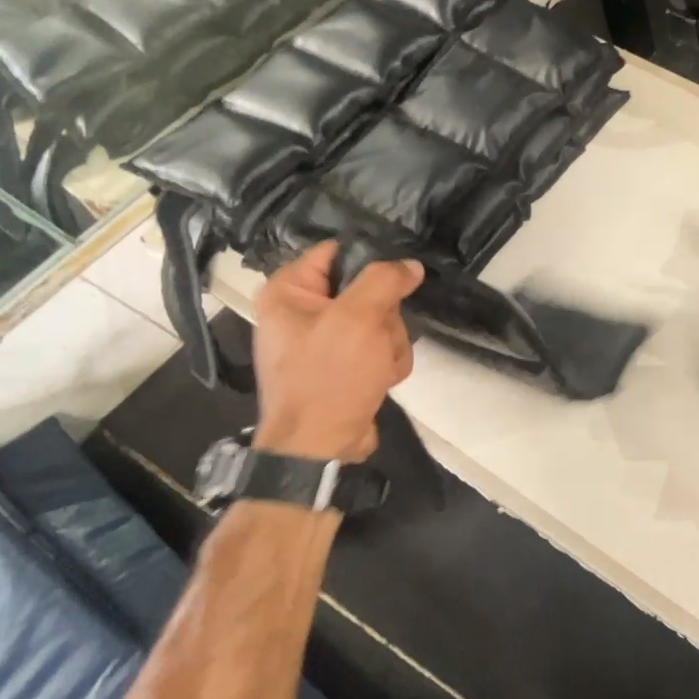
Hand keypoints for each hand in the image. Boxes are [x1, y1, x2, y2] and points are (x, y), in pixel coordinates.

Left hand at [250, 241, 422, 462]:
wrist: (320, 446)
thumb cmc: (329, 376)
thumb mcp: (358, 319)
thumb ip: (384, 280)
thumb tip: (410, 265)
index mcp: (288, 291)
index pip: (337, 252)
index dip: (371, 260)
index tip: (400, 274)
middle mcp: (301, 312)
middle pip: (368, 290)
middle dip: (386, 317)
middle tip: (379, 336)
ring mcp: (322, 341)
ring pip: (380, 321)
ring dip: (391, 343)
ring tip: (379, 366)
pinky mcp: (341, 365)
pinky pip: (377, 348)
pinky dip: (386, 362)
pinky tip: (380, 379)